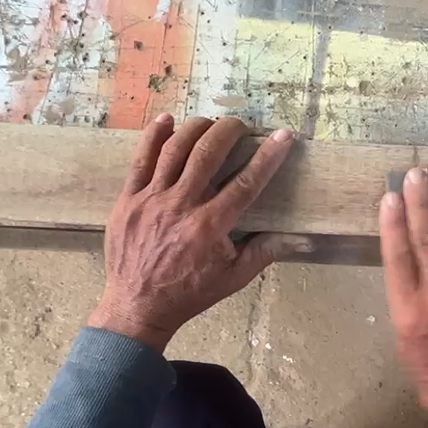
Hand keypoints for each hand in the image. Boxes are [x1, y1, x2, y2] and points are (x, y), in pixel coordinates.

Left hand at [91, 114, 306, 350]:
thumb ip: (265, 251)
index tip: (283, 136)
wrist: (136, 308)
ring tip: (210, 123)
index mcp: (209, 227)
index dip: (268, 156)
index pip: (246, 182)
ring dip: (196, 128)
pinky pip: (140, 160)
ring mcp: (150, 201)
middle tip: (240, 126)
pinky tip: (167, 120)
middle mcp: (180, 207)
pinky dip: (154, 136)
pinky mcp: (127, 200)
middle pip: (207, 154)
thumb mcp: (234, 278)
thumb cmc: (190, 292)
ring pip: (175, 149)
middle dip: (229, 130)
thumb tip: (300, 236)